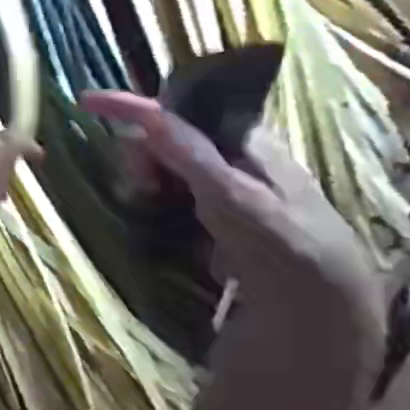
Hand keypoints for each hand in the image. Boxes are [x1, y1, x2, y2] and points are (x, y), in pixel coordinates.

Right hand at [80, 91, 382, 329]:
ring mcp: (224, 183)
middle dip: (141, 152)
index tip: (86, 101)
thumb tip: (144, 116)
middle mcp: (233, 153)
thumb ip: (190, 155)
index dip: (132, 104)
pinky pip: (172, 188)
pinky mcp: (218, 212)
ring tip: (148, 203)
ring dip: (146, 177)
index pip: (179, 109)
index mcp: (244, 138)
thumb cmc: (284, 247)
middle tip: (139, 184)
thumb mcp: (235, 199)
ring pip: (165, 162)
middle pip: (166, 135)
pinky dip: (156, 195)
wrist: (322, 308)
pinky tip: (159, 215)